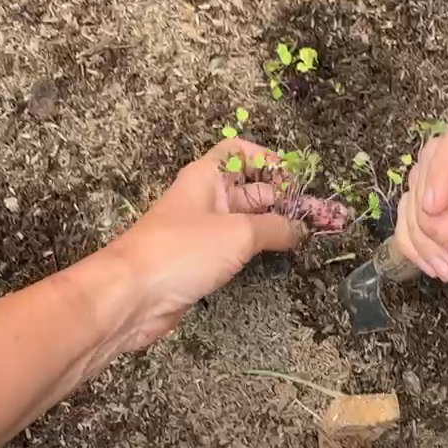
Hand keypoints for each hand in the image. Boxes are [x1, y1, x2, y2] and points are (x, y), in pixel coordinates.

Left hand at [103, 139, 305, 349]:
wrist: (132, 295)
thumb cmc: (181, 251)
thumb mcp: (238, 232)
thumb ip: (275, 228)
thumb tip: (299, 229)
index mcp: (206, 177)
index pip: (239, 152)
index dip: (268, 160)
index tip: (295, 180)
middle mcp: (204, 199)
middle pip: (249, 188)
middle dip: (281, 198)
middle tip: (315, 216)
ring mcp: (202, 232)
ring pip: (244, 221)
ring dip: (272, 226)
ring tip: (304, 237)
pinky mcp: (200, 261)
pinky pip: (235, 247)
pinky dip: (256, 249)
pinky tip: (277, 257)